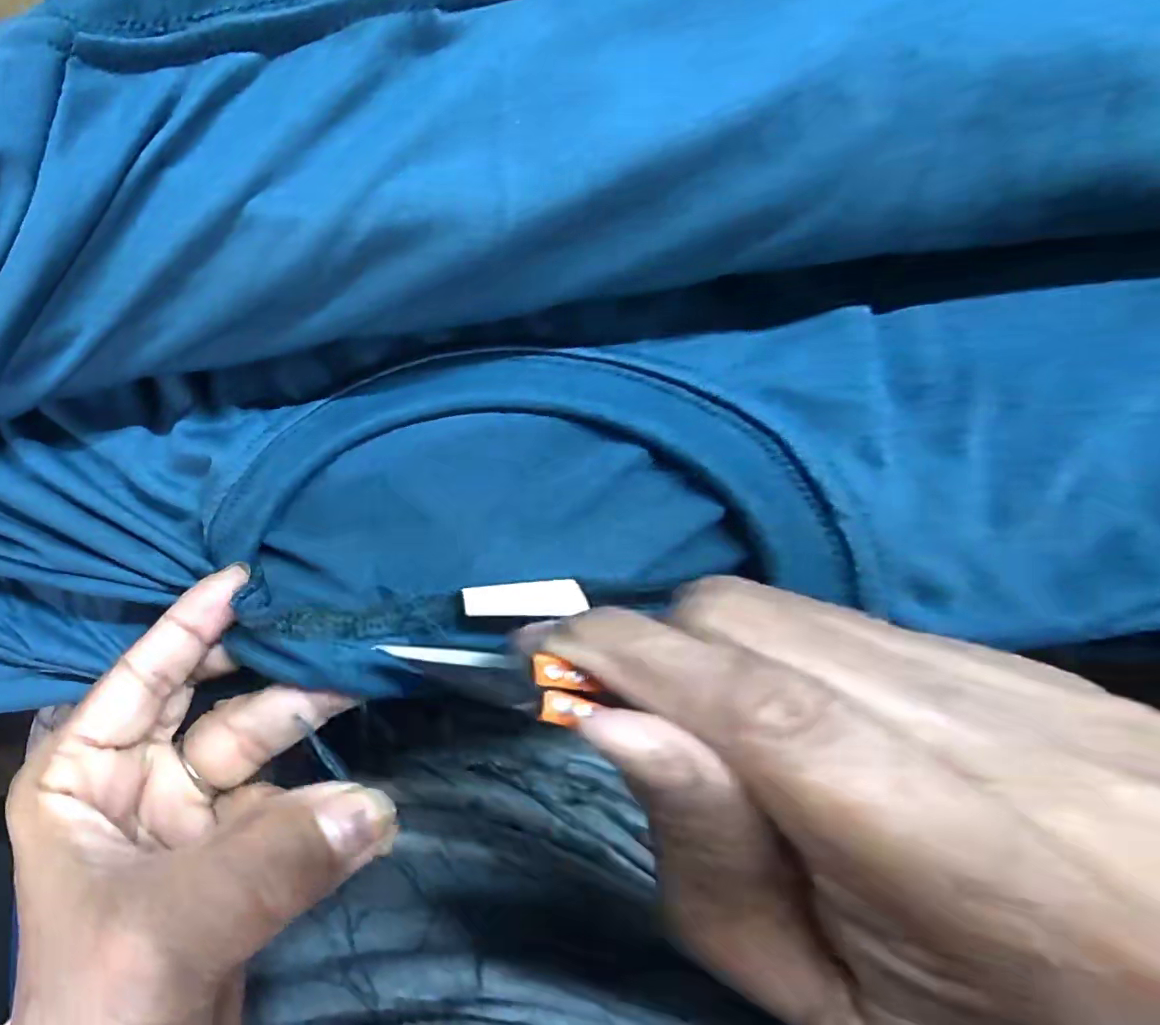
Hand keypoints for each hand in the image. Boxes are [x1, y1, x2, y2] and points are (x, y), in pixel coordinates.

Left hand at [6, 565, 397, 1024]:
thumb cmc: (101, 1006)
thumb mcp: (170, 924)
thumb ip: (269, 862)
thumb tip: (375, 805)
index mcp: (80, 772)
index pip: (139, 677)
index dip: (187, 624)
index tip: (240, 579)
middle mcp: (127, 780)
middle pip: (198, 701)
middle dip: (253, 664)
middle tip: (308, 623)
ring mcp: (179, 820)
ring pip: (245, 751)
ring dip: (297, 723)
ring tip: (353, 685)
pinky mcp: (224, 862)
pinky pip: (275, 812)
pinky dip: (318, 803)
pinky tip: (364, 794)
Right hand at [531, 577, 1159, 1024]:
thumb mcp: (811, 988)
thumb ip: (706, 854)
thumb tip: (605, 719)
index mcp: (1000, 890)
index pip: (771, 716)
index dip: (632, 658)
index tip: (540, 649)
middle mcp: (1041, 761)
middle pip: (753, 627)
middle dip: (649, 648)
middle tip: (613, 698)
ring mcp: (1052, 697)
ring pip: (784, 607)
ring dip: (698, 643)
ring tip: (700, 710)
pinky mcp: (1039, 667)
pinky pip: (837, 618)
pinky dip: (767, 647)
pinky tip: (788, 709)